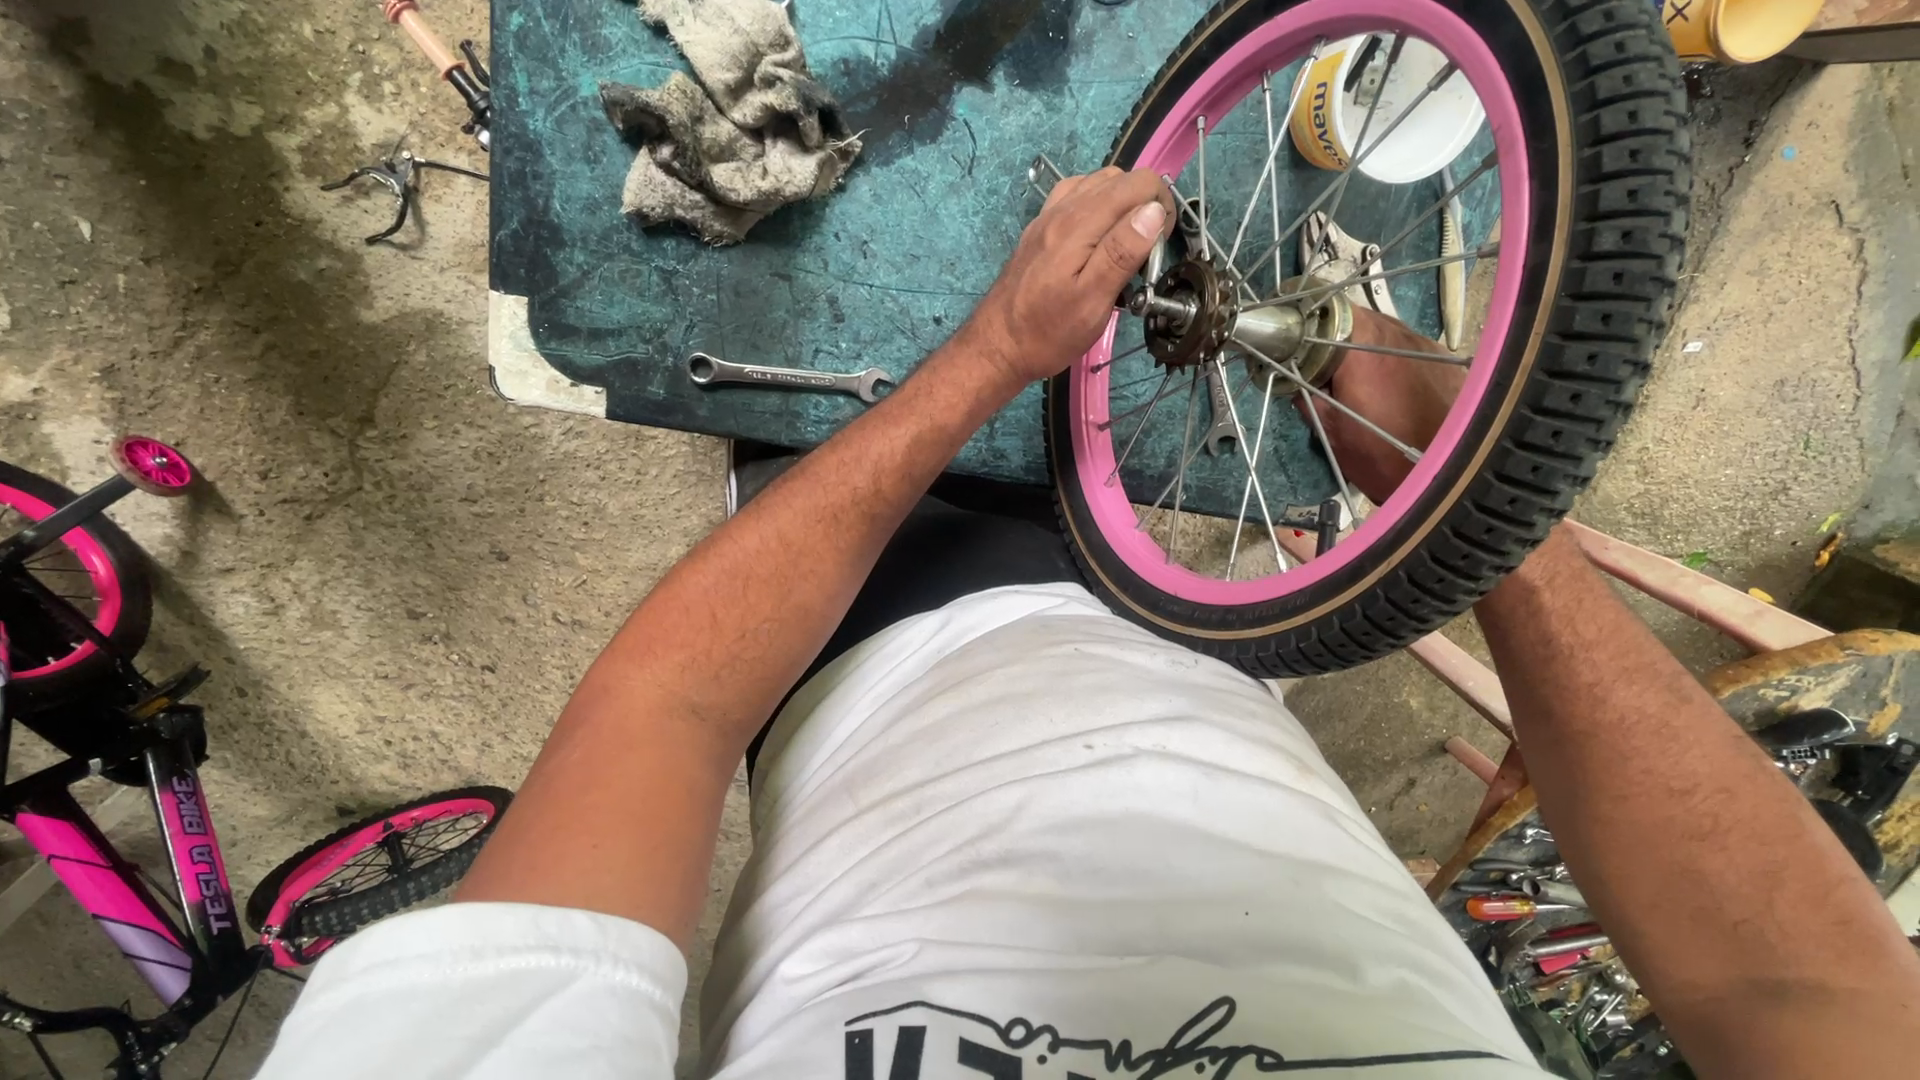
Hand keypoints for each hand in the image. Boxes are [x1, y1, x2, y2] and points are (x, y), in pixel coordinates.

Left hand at [960, 167, 1174, 390]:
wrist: (996, 347)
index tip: (1158, 246)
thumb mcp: (1092, 301)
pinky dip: (1095, 210)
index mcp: (1078, 224)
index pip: (1138, 183)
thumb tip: (1153, 211)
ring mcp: (1047, 218)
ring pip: (1097, 185)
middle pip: (1119, 179)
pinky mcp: (1039, 232)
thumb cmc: (1047, 333)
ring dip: (1120, 206)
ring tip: (1121, 247)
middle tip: (1142, 253)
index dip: (1161, 207)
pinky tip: (1096, 241)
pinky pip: (1075, 200)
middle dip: (1143, 206)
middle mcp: (1061, 210)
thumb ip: (1122, 252)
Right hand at [1301, 308, 1464, 503]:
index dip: (1305, 326)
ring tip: (1353, 379)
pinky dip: (1389, 359)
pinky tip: (1386, 387)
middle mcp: (1397, 334)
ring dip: (1361, 347)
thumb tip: (1296, 378)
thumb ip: (1307, 396)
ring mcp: (1426, 343)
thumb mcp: (1330, 432)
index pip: (1325, 313)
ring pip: (1382, 330)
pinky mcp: (1446, 358)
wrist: (1449, 477)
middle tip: (1319, 367)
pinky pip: (1406, 347)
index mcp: (1363, 348)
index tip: (1292, 348)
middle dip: (1332, 337)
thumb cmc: (1381, 458)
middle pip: (1355, 317)